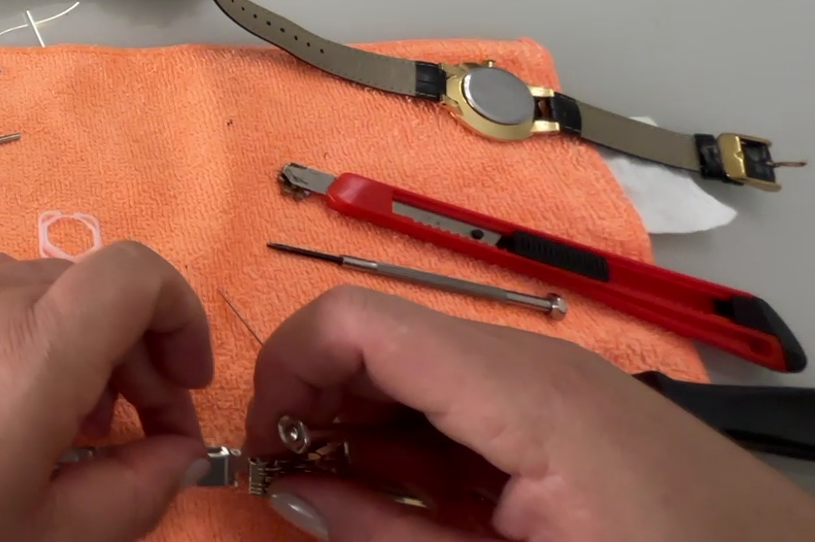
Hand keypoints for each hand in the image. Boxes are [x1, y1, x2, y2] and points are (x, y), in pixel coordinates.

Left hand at [0, 242, 214, 541]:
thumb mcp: (44, 534)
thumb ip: (134, 491)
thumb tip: (178, 452)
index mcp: (34, 347)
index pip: (135, 271)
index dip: (181, 313)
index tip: (186, 386)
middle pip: (96, 285)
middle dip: (140, 349)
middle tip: (143, 433)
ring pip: (49, 289)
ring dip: (86, 343)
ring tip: (79, 428)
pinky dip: (34, 336)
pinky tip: (15, 408)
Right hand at [245, 286, 814, 540]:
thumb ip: (384, 537)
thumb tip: (286, 494)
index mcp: (520, 391)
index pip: (351, 319)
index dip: (286, 367)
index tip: (265, 443)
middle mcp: (531, 360)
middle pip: (373, 334)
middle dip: (314, 395)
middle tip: (295, 474)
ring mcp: (557, 378)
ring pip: (409, 361)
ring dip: (358, 415)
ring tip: (345, 489)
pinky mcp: (574, 405)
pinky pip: (458, 392)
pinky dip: (412, 431)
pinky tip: (412, 491)